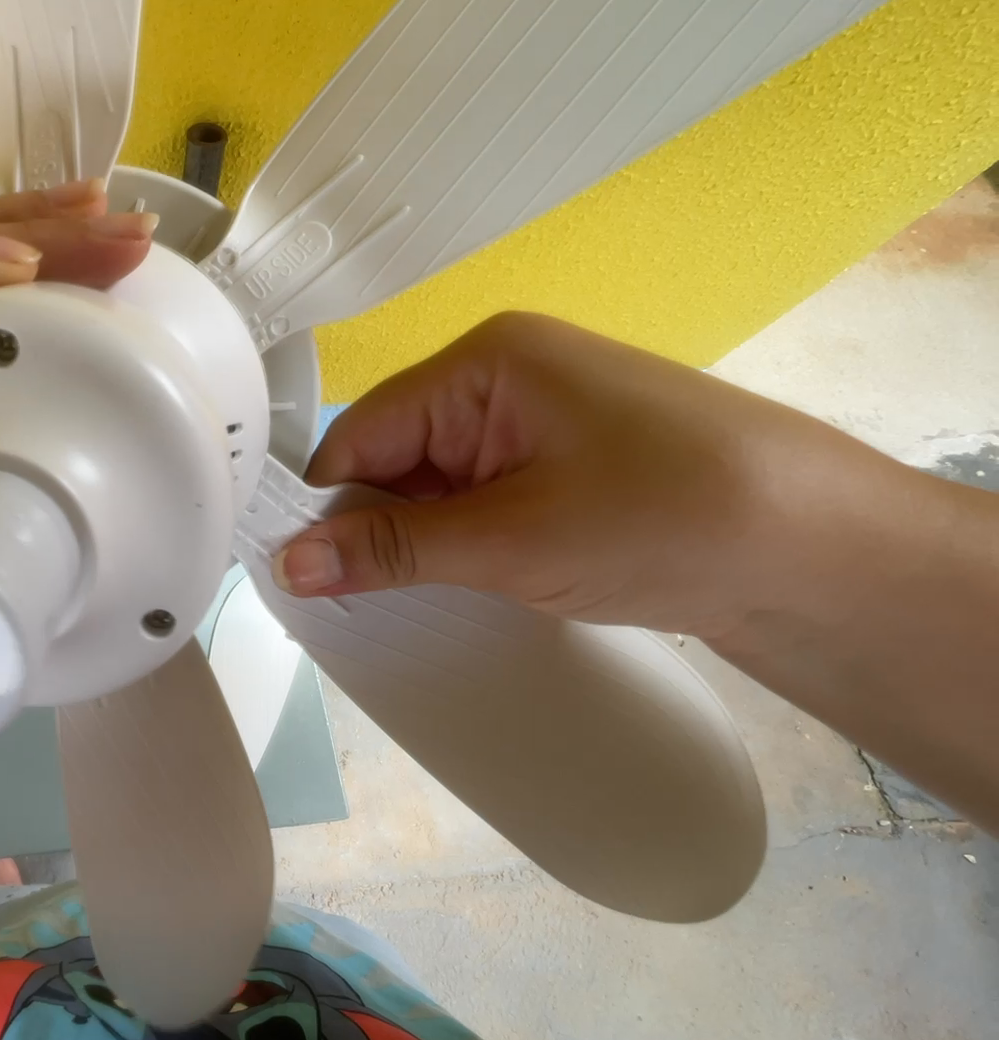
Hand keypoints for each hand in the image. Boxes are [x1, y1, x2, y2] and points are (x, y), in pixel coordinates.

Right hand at [273, 312, 913, 641]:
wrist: (834, 561)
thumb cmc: (668, 521)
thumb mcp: (507, 541)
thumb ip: (386, 550)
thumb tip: (285, 565)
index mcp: (482, 362)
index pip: (360, 433)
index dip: (326, 503)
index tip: (298, 571)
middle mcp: (499, 379)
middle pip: (389, 456)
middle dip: (370, 524)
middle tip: (351, 596)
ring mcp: (530, 420)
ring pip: (426, 483)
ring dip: (413, 538)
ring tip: (410, 594)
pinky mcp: (553, 462)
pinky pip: (467, 497)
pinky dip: (450, 541)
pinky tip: (454, 580)